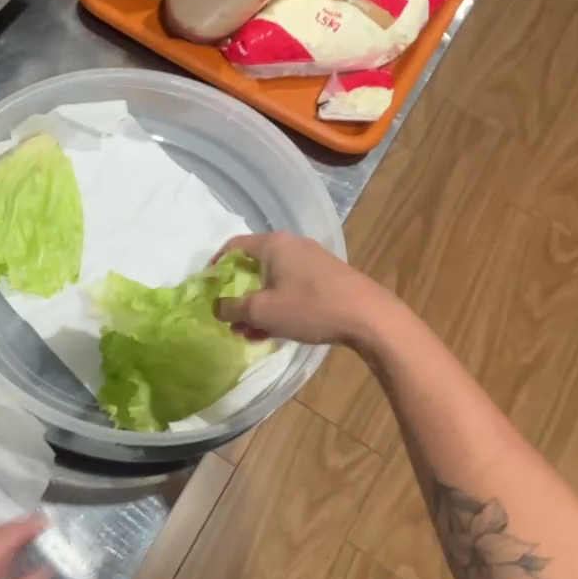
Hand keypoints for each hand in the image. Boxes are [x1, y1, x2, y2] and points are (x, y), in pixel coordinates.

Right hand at [212, 232, 392, 345]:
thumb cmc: (309, 307)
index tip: (208, 287)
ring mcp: (312, 262)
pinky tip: (275, 332)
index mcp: (274, 245)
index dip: (216, 265)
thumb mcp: (262, 311)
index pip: (234, 246)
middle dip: (238, 294)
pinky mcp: (327, 278)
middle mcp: (292, 246)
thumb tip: (216, 307)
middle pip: (254, 266)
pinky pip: (292, 288)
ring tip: (250, 333)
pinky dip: (278, 306)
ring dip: (258, 306)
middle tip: (229, 317)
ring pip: (273, 281)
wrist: (369, 318)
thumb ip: (232, 308)